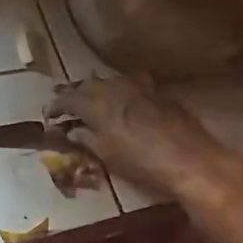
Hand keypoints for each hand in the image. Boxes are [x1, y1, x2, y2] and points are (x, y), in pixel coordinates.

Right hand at [51, 78, 242, 202]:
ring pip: (108, 80)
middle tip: (64, 103)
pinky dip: (119, 86)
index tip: (49, 117)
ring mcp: (138, 88)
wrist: (193, 161)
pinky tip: (121, 93)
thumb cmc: (142, 162)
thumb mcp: (105, 154)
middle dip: (71, 93)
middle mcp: (114, 90)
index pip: (65, 99)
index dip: (54, 107)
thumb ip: (84, 138)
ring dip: (95, 87)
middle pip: (85, 85)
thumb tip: (70, 131)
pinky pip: (131, 81)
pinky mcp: (159, 92)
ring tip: (89, 96)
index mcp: (95, 105)